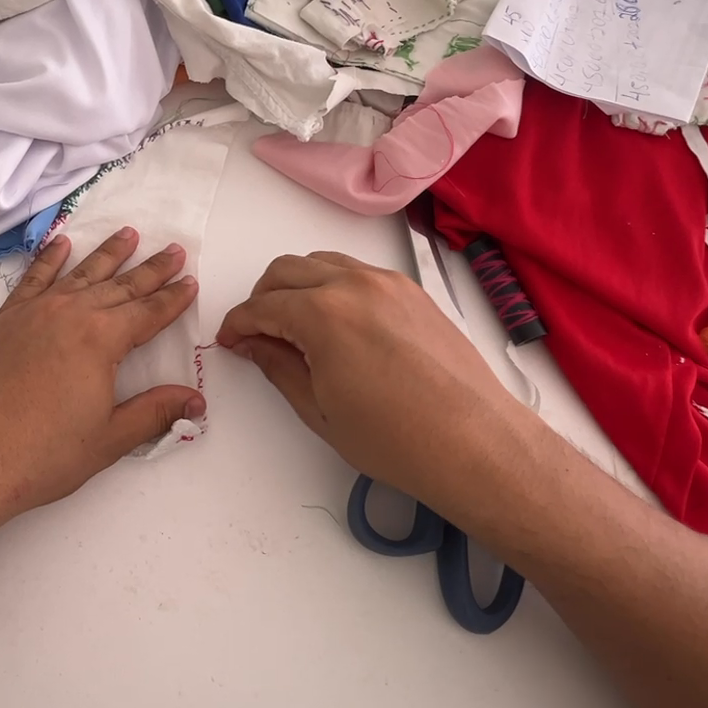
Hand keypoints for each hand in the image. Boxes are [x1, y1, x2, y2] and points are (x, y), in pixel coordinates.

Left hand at [0, 228, 203, 532]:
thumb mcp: (108, 439)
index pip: (148, 312)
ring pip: (80, 274)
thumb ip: (154, 412)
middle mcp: (70, 314)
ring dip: (108, 253)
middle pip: (120, 285)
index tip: (190, 280)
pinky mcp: (6, 318)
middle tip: (173, 250)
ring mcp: (35, 312)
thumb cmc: (41, 454)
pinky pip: (34, 277)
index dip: (172, 298)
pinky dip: (50, 258)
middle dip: (150, 269)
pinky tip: (62, 244)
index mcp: (101, 339)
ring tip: (129, 233)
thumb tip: (197, 400)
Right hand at [215, 251, 536, 523]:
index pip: (262, 306)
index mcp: (322, 314)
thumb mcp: (318, 410)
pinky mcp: (412, 291)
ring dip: (297, 285)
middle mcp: (353, 284)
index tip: (230, 340)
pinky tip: (336, 320)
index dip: (238, 324)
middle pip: (286, 270)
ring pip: (321, 262)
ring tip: (294, 323)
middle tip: (257, 332)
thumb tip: (253, 343)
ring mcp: (387, 283)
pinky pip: (357, 271)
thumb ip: (277, 366)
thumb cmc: (394, 439)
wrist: (476, 445)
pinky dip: (332, 284)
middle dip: (262, 298)